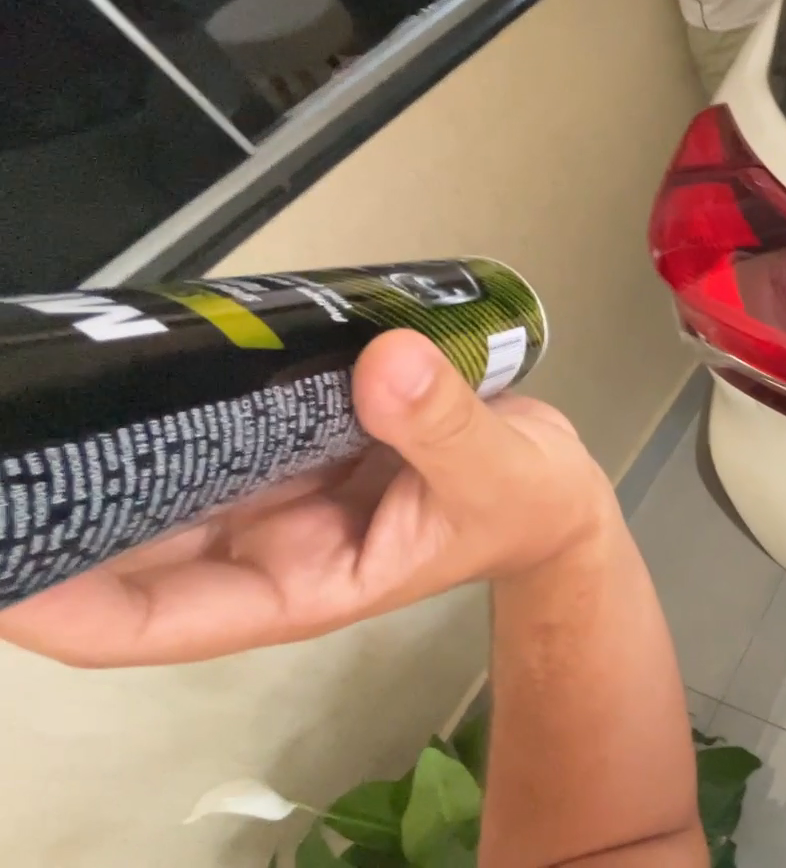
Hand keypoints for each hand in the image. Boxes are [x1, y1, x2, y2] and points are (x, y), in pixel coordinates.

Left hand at [0, 329, 624, 666]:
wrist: (556, 486)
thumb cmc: (530, 506)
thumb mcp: (498, 475)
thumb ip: (445, 425)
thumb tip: (385, 358)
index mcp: (301, 584)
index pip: (144, 619)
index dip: (45, 596)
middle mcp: (268, 544)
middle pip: (124, 537)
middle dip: (58, 490)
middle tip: (21, 419)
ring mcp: (282, 488)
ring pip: (168, 467)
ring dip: (116, 429)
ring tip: (67, 374)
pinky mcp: (305, 437)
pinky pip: (232, 415)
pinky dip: (198, 386)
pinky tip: (173, 344)